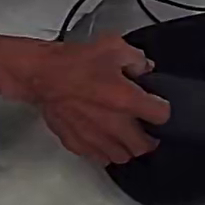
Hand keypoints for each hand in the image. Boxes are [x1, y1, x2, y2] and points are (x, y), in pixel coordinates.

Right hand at [2, 37, 170, 164]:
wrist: (41, 75)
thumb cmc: (73, 62)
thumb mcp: (112, 47)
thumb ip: (136, 58)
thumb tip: (146, 68)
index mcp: (127, 100)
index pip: (162, 116)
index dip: (162, 109)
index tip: (157, 105)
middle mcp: (115, 124)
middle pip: (145, 146)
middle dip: (149, 137)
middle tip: (146, 127)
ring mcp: (96, 138)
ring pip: (123, 156)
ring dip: (128, 147)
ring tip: (126, 135)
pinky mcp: (79, 144)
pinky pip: (100, 157)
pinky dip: (105, 150)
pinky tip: (103, 137)